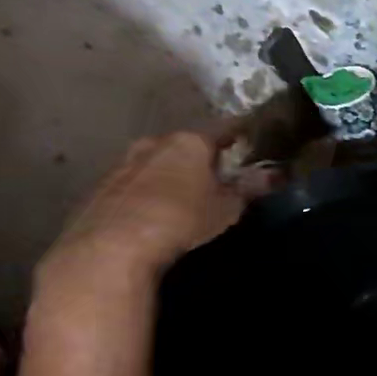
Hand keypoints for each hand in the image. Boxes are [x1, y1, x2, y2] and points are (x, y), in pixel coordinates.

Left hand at [38, 131, 247, 287]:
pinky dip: (147, 193)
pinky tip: (153, 214)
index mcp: (190, 142)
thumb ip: (249, 188)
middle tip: (216, 175)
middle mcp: (154, 143)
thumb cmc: (182, 218)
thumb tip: (276, 174)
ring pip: (156, 163)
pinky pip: (133, 184)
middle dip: (200, 157)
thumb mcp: (227, 208)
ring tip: (184, 196)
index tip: (251, 138)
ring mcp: (123, 164)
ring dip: (170, 174)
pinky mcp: (100, 188)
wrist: (113, 246)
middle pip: (185, 145)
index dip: (239, 134)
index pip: (223, 129)